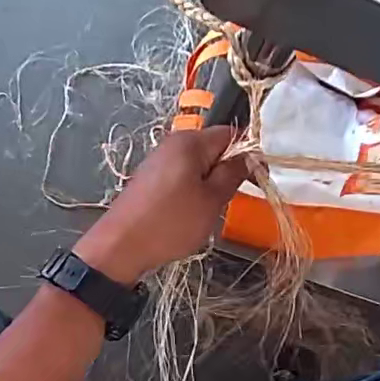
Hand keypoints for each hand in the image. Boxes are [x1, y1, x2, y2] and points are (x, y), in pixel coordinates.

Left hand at [73, 126, 252, 281]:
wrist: (121, 246)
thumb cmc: (170, 222)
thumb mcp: (212, 200)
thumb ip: (233, 173)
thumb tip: (250, 155)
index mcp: (190, 142)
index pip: (231, 133)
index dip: (249, 153)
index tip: (258, 178)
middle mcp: (173, 143)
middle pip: (213, 148)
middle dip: (227, 170)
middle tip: (231, 199)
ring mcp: (159, 160)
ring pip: (198, 165)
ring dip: (210, 184)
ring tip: (208, 210)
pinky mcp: (150, 179)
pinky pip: (182, 177)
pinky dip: (192, 191)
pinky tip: (188, 214)